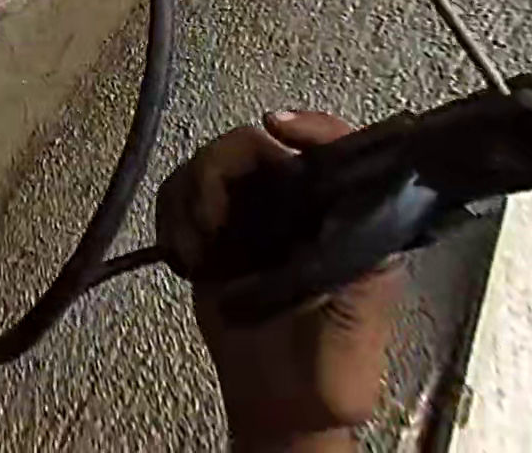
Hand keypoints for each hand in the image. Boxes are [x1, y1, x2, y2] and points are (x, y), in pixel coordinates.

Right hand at [157, 113, 401, 450]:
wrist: (272, 404)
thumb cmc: (325, 379)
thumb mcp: (356, 337)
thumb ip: (362, 282)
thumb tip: (362, 221)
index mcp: (336, 221)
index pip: (332, 151)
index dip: (310, 126)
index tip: (274, 125)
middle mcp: (291, 204)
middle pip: (248, 145)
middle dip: (217, 171)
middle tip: (211, 223)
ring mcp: (247, 211)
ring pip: (205, 161)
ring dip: (188, 199)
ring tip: (196, 252)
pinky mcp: (209, 225)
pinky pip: (176, 190)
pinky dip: (169, 214)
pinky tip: (181, 254)